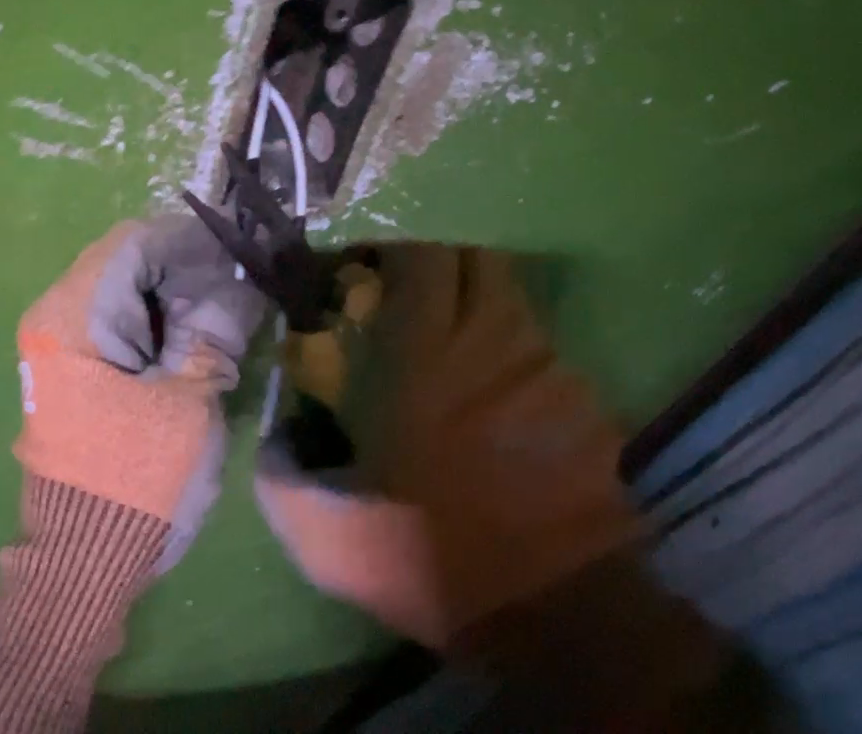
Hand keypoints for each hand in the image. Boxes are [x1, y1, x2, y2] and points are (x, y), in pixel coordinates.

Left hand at [0, 215, 266, 733]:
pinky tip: (191, 340)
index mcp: (73, 317)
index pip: (133, 245)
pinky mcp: (70, 369)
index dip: (190, 241)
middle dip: (184, 270)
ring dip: (171, 297)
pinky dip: (155, 324)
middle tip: (237, 290)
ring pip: (121, 293)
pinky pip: (115, 325)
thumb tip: (241, 285)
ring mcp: (57, 344)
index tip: (239, 252)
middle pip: (123, 265)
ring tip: (221, 317)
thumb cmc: (137, 478)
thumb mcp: (188, 401)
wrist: (82, 556)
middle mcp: (54, 318)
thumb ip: (213, 333)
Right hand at [255, 244, 747, 724]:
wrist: (552, 613)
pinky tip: (497, 408)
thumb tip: (273, 434)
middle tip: (407, 295)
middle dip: (440, 261)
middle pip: (477, 257)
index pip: (420, 257)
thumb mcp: (321, 528)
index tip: (359, 270)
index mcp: (420, 358)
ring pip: (513, 303)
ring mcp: (548, 372)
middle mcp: (490, 345)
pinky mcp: (588, 408)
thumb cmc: (426, 555)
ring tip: (452, 353)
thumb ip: (281, 470)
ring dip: (477, 309)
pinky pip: (544, 357)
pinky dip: (514, 363)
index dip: (390, 248)